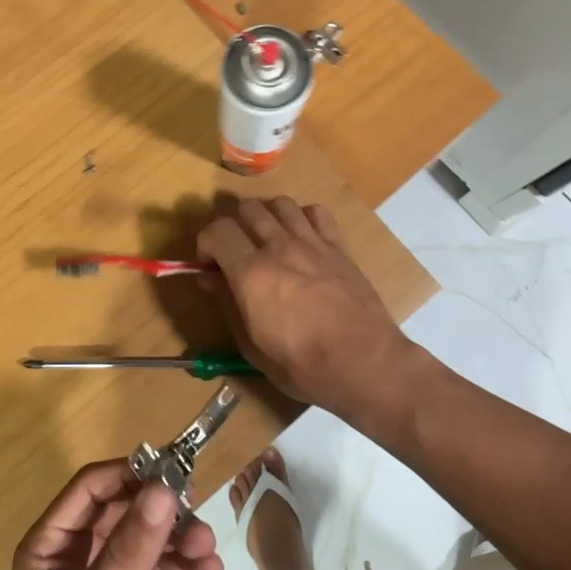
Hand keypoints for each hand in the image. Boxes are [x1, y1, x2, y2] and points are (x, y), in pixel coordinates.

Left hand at [11, 460, 223, 569]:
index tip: (171, 469)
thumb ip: (127, 550)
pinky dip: (191, 564)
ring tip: (207, 545)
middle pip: (130, 508)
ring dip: (185, 535)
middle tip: (198, 504)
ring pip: (155, 536)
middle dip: (166, 507)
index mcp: (53, 544)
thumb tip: (163, 489)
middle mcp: (85, 553)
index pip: (93, 488)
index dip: (130, 472)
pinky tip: (209, 567)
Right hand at [198, 197, 417, 418]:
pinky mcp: (338, 246)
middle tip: (235, 249)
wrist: (364, 363)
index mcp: (251, 272)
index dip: (205, 242)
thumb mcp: (252, 347)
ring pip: (280, 204)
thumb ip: (228, 304)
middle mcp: (278, 246)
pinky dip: (302, 217)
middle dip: (233, 224)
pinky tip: (301, 236)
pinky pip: (317, 212)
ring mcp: (311, 242)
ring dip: (267, 215)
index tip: (209, 263)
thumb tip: (209, 278)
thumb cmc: (303, 365)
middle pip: (247, 208)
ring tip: (267, 238)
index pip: (217, 230)